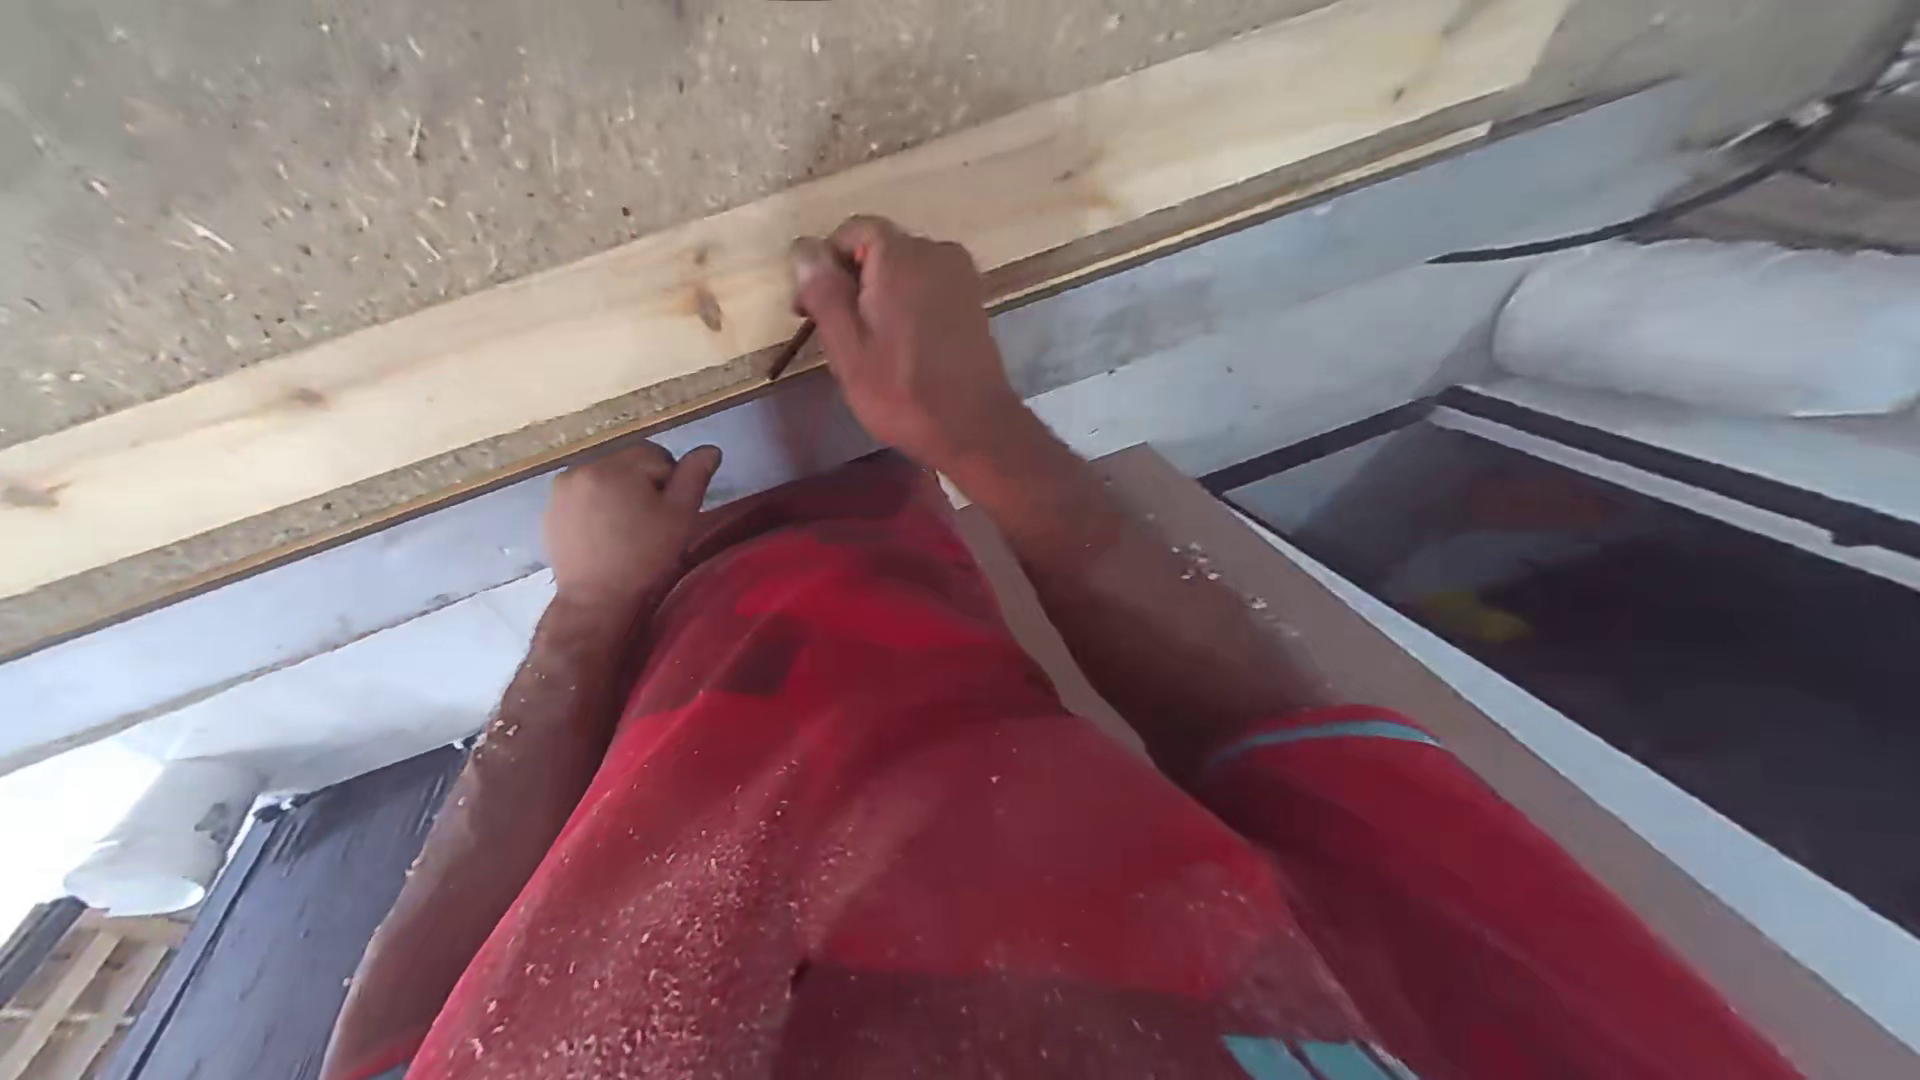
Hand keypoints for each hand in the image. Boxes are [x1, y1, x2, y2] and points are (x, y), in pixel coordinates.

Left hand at [545, 441, 720, 616]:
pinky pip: (586, 495)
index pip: (656, 454)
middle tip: (651, 522)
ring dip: (622, 494)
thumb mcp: (681, 515)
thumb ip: (695, 476)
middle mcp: (582, 468)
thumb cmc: (644, 556)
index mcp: (614, 467)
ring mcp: (562, 489)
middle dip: (644, 485)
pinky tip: (608, 534)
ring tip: (628, 528)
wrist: (596, 598)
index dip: (670, 481)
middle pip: (629, 463)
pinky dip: (599, 506)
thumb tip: (710, 449)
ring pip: (607, 478)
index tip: (668, 511)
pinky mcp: (552, 508)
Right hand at [790, 215, 1040, 474]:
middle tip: (838, 335)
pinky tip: (903, 347)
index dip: (824, 266)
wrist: (972, 427)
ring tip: (870, 347)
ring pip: (905, 272)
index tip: (809, 312)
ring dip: (881, 298)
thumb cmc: (902, 392)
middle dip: (853, 283)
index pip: (851, 232)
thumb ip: (824, 292)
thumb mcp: (848, 347)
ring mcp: (961, 277)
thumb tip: (803, 249)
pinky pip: (929, 290)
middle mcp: (936, 251)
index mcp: (901, 255)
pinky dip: (909, 307)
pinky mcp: (974, 303)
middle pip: (880, 251)